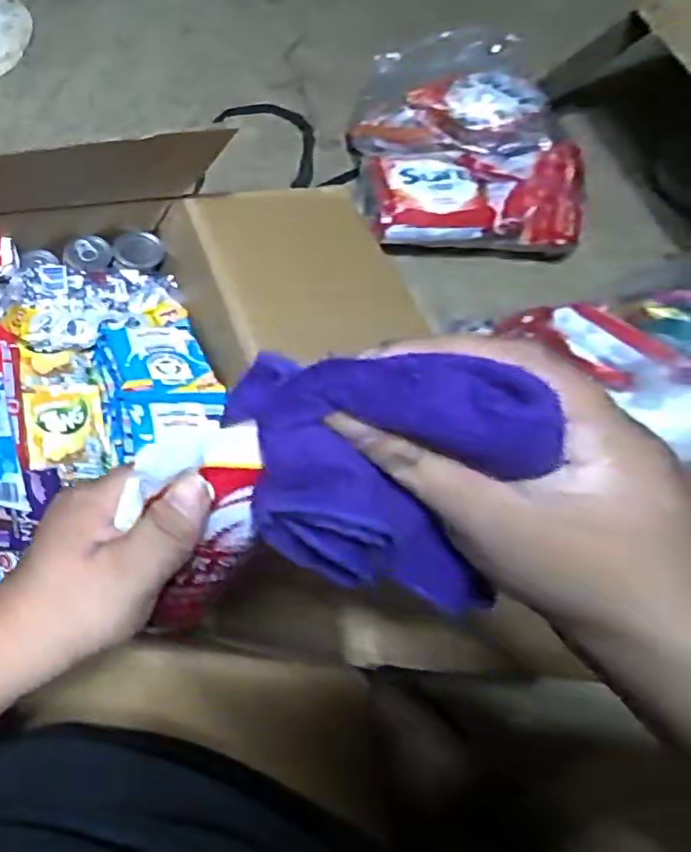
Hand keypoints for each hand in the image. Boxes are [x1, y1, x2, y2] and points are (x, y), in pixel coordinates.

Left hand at [1, 468, 210, 657]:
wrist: (25, 635)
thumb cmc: (82, 603)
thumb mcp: (133, 568)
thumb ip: (165, 527)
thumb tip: (197, 478)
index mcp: (93, 497)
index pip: (148, 471)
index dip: (189, 482)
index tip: (231, 500)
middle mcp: (81, 500)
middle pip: (141, 493)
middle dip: (181, 511)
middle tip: (225, 537)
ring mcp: (74, 523)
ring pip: (131, 516)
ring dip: (164, 533)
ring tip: (203, 556)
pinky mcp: (74, 547)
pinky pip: (118, 534)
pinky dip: (144, 547)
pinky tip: (163, 571)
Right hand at [324, 335, 690, 647]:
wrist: (657, 645)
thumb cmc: (579, 575)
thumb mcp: (484, 518)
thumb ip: (411, 464)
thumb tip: (336, 417)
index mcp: (596, 427)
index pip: (519, 358)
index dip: (442, 349)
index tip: (375, 362)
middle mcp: (593, 428)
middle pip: (504, 375)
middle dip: (427, 369)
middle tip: (363, 379)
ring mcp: (582, 454)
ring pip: (498, 404)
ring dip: (434, 398)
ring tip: (375, 401)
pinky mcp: (563, 476)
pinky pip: (497, 432)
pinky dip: (446, 425)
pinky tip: (412, 434)